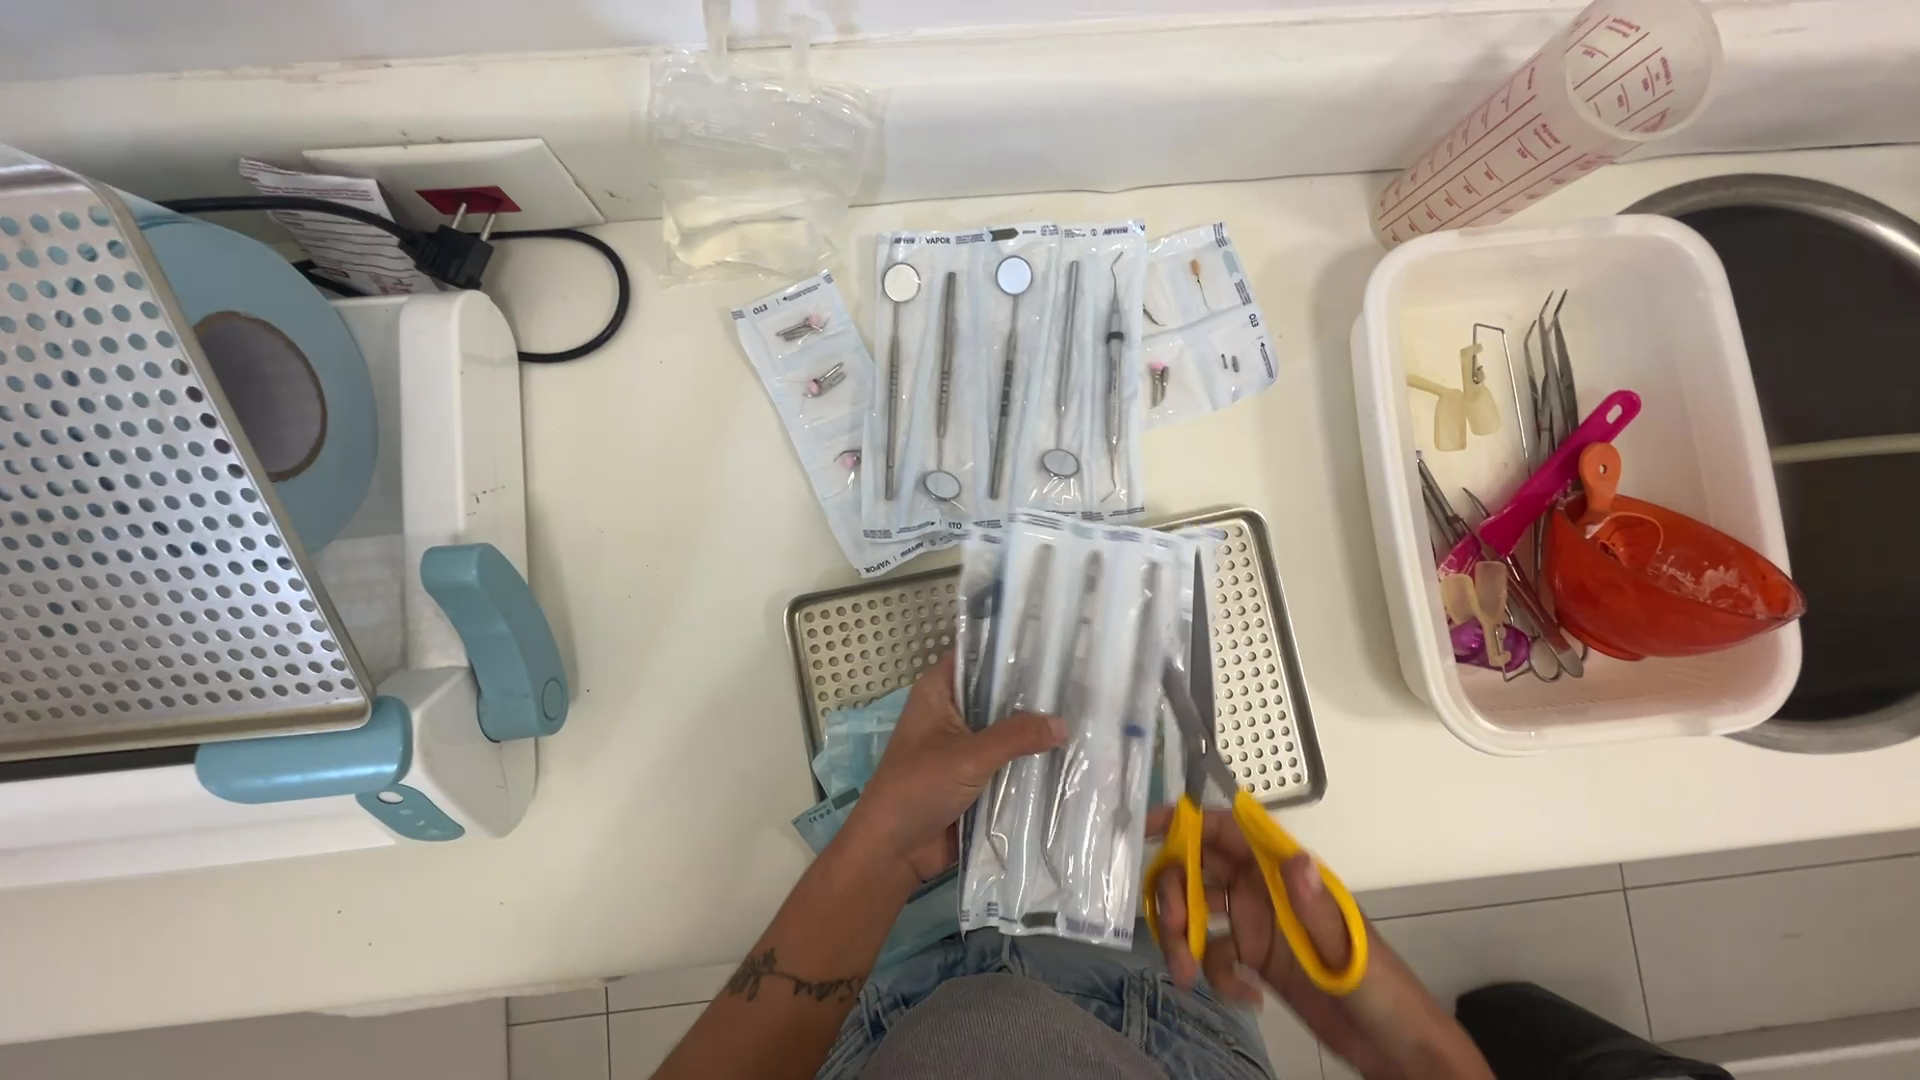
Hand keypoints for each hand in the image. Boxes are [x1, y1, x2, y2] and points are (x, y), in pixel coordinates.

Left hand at [839, 653, 1065, 882]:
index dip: (1010, 648)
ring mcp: (963, 745)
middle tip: (1081, 684)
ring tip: (1085, 717)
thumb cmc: (918, 789)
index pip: (977, 655)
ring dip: (1034, 730)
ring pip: (1006, 729)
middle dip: (1033, 693)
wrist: (893, 852)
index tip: (1053, 645)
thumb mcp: (969, 757)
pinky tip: (1069, 755)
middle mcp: (951, 712)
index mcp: (938, 692)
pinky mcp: (974, 776)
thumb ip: (1016, 736)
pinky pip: (1007, 761)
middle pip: (997, 693)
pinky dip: (1030, 760)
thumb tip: (1063, 724)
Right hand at [1147, 808, 1491, 1079]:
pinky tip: (1245, 998)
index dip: (1185, 822)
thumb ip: (1316, 907)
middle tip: (1172, 930)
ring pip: (1195, 909)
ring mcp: (1253, 923)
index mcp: (1281, 873)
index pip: (1225, 830)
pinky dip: (1213, 973)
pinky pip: (1211, 953)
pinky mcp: (1250, 959)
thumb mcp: (1350, 950)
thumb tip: (1294, 858)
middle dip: (1172, 892)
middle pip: (1196, 869)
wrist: (1397, 1051)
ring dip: (1179, 935)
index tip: (1148, 830)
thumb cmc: (1382, 989)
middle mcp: (1260, 889)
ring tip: (1187, 974)